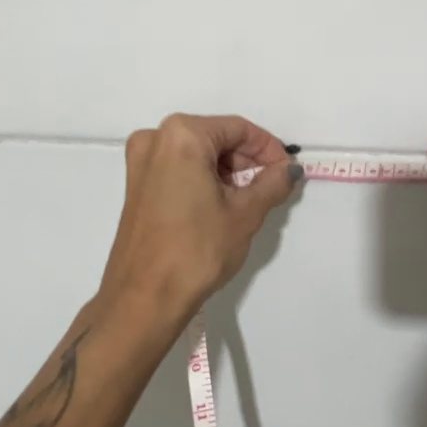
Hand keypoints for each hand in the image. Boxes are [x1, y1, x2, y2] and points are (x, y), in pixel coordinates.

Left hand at [100, 113, 300, 322]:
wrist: (145, 297)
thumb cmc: (197, 249)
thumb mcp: (245, 214)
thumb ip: (273, 182)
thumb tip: (290, 168)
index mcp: (181, 135)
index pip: (238, 129)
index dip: (268, 148)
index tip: (288, 171)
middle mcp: (155, 139)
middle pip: (215, 138)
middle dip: (247, 161)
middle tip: (272, 187)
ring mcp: (140, 163)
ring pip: (197, 155)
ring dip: (227, 172)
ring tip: (250, 201)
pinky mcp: (136, 186)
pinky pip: (179, 170)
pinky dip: (204, 180)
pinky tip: (223, 206)